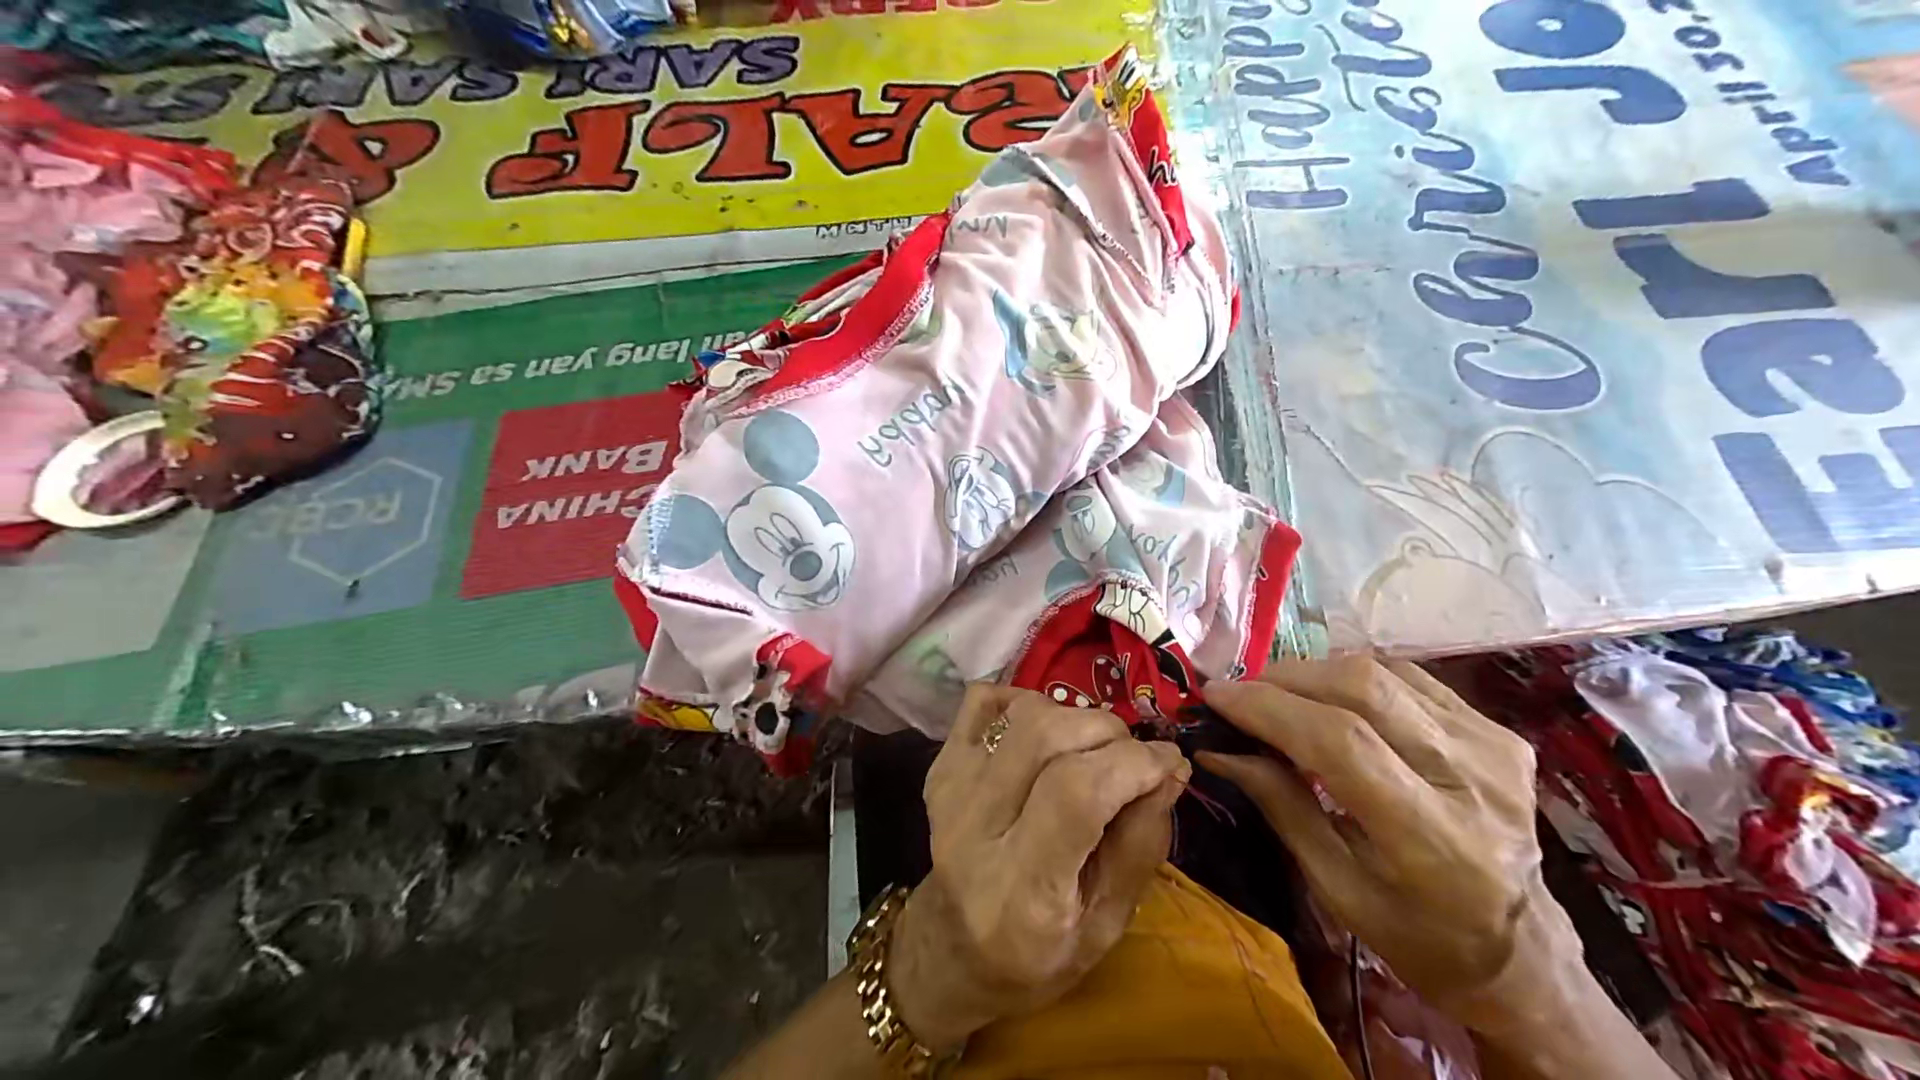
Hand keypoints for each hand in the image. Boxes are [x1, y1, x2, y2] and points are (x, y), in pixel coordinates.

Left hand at [888, 684, 1189, 1051]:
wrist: (952, 950)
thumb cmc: (1038, 955)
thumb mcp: (1106, 925)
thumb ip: (1141, 845)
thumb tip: (1170, 768)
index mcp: (1022, 888)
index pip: (1076, 792)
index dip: (1134, 763)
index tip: (1170, 761)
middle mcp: (975, 828)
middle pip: (1046, 737)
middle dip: (1109, 732)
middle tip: (1134, 757)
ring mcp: (950, 789)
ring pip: (1022, 714)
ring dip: (1075, 716)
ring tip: (1095, 749)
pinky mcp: (940, 765)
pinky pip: (983, 701)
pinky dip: (1025, 700)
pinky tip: (1047, 733)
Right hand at [1197, 657, 1581, 1029]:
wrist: (1522, 951)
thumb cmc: (1415, 933)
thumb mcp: (1334, 885)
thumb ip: (1279, 804)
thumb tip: (1217, 748)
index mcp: (1434, 839)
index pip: (1340, 742)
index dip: (1269, 708)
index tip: (1214, 696)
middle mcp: (1475, 781)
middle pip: (1363, 689)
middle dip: (1283, 680)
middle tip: (1239, 694)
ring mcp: (1494, 747)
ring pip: (1382, 672)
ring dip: (1312, 673)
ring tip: (1274, 695)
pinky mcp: (1499, 731)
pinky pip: (1407, 677)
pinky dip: (1351, 678)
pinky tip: (1326, 699)